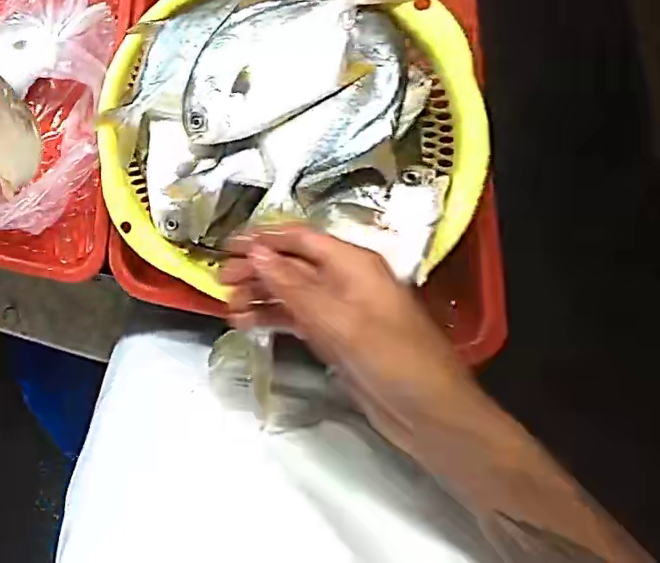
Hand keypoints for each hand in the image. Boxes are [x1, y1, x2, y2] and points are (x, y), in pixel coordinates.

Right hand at [221, 225, 486, 452]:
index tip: (226, 246)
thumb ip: (292, 285)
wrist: (437, 421)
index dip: (261, 238)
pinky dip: (270, 316)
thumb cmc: (394, 360)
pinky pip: (293, 316)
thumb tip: (254, 251)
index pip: (298, 238)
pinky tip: (246, 322)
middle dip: (254, 269)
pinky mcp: (334, 334)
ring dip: (257, 294)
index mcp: (352, 263)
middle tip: (221, 281)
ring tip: (229, 307)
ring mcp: (339, 308)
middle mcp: (343, 279)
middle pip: (288, 263)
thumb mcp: (339, 321)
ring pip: (287, 290)